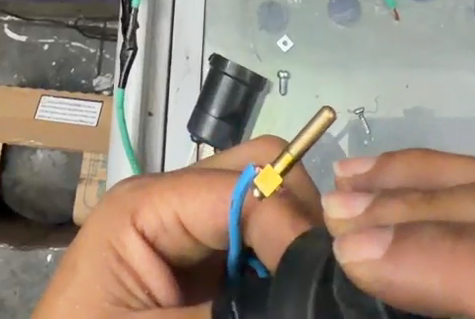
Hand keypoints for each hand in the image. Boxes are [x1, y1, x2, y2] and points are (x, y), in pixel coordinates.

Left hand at [33, 135, 324, 317]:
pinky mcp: (198, 268)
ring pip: (265, 204)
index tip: (325, 278)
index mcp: (149, 202)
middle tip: (325, 277)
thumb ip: (228, 310)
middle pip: (259, 170)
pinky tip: (284, 294)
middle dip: (299, 216)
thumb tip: (305, 291)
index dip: (291, 223)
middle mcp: (172, 201)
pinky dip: (277, 264)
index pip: (245, 180)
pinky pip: (252, 246)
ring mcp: (187, 232)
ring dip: (293, 241)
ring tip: (311, 287)